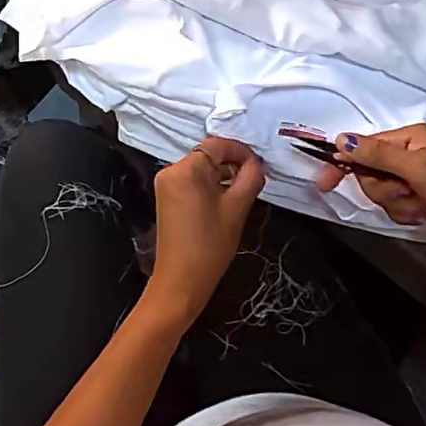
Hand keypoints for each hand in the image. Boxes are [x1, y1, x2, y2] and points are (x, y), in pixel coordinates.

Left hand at [145, 137, 265, 324]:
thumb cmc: (210, 244)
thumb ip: (250, 178)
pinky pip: (192, 181)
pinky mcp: (167, 198)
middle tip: (255, 179)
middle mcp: (170, 171)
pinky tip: (226, 199)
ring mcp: (166, 185)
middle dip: (232, 164)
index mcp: (184, 170)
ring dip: (222, 175)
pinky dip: (210, 185)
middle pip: (207, 155)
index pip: (216, 145)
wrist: (181, 280)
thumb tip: (256, 164)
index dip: (241, 151)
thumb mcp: (237, 208)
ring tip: (243, 192)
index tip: (259, 165)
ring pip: (201, 168)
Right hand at [314, 124, 425, 256]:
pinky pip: (393, 207)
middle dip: (381, 187)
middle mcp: (408, 155)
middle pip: (368, 171)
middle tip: (402, 191)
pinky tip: (424, 213)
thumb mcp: (417, 165)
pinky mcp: (418, 201)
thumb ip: (376, 154)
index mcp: (409, 137)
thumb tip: (341, 139)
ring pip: (379, 192)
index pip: (364, 145)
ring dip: (395, 202)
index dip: (344, 162)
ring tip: (420, 203)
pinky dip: (404, 212)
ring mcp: (413, 179)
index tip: (325, 181)